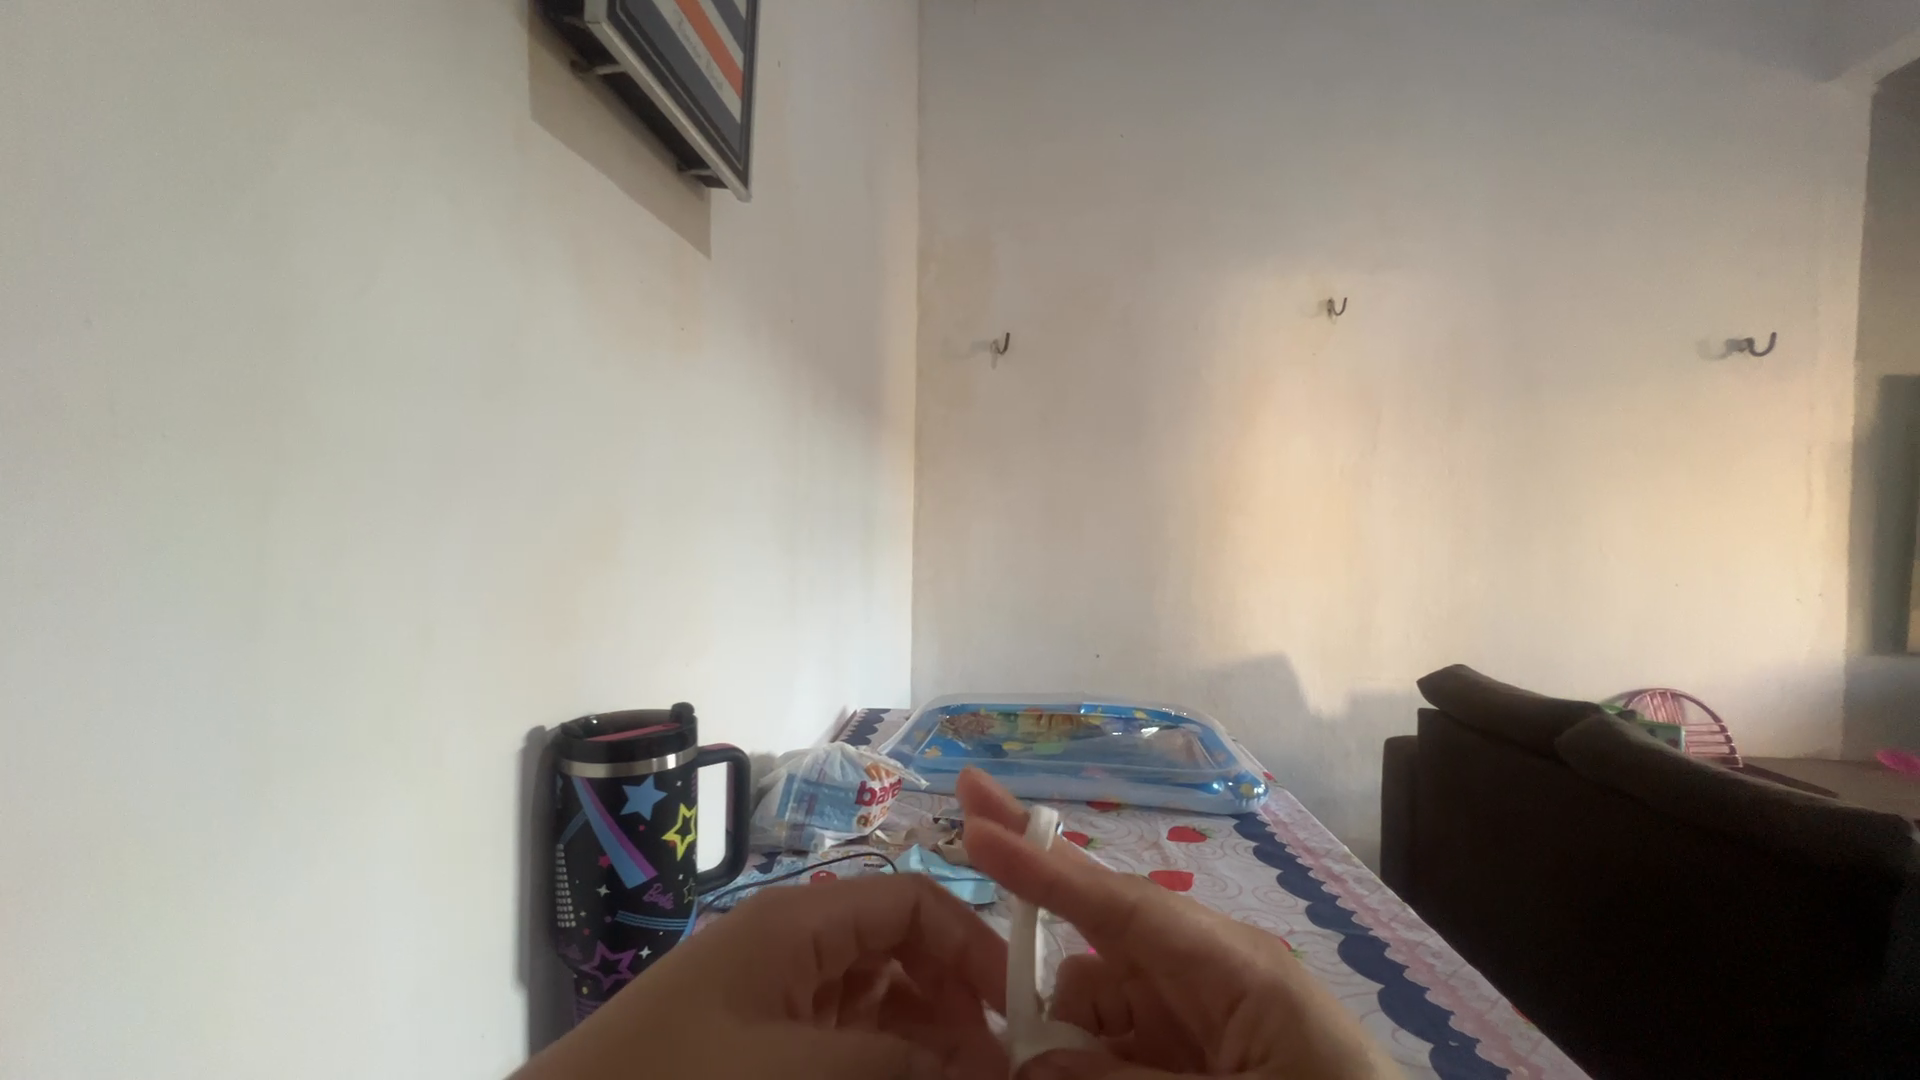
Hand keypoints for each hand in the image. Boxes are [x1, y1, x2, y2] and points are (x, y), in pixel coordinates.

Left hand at [515, 874, 1010, 1079]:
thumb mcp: (790, 1071)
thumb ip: (894, 1066)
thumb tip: (987, 1069)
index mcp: (800, 921)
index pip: (911, 904)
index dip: (972, 947)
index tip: (1015, 1015)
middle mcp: (796, 944)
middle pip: (901, 949)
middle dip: (954, 1000)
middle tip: (993, 1069)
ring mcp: (779, 994)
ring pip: (880, 998)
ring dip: (925, 1037)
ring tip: (961, 1079)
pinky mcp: (763, 1040)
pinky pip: (847, 1037)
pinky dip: (886, 1058)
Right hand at [957, 768, 1402, 1079]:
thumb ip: (1125, 1079)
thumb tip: (1028, 1060)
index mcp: (1231, 965)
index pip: (1117, 902)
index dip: (1041, 866)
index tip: (977, 823)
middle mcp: (1202, 970)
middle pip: (1096, 929)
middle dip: (1034, 878)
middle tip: (969, 817)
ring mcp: (1192, 1010)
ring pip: (1093, 1000)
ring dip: (1059, 1035)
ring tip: (1064, 1066)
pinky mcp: (1187, 1046)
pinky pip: (1114, 1039)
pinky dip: (1088, 1057)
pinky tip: (1078, 1069)